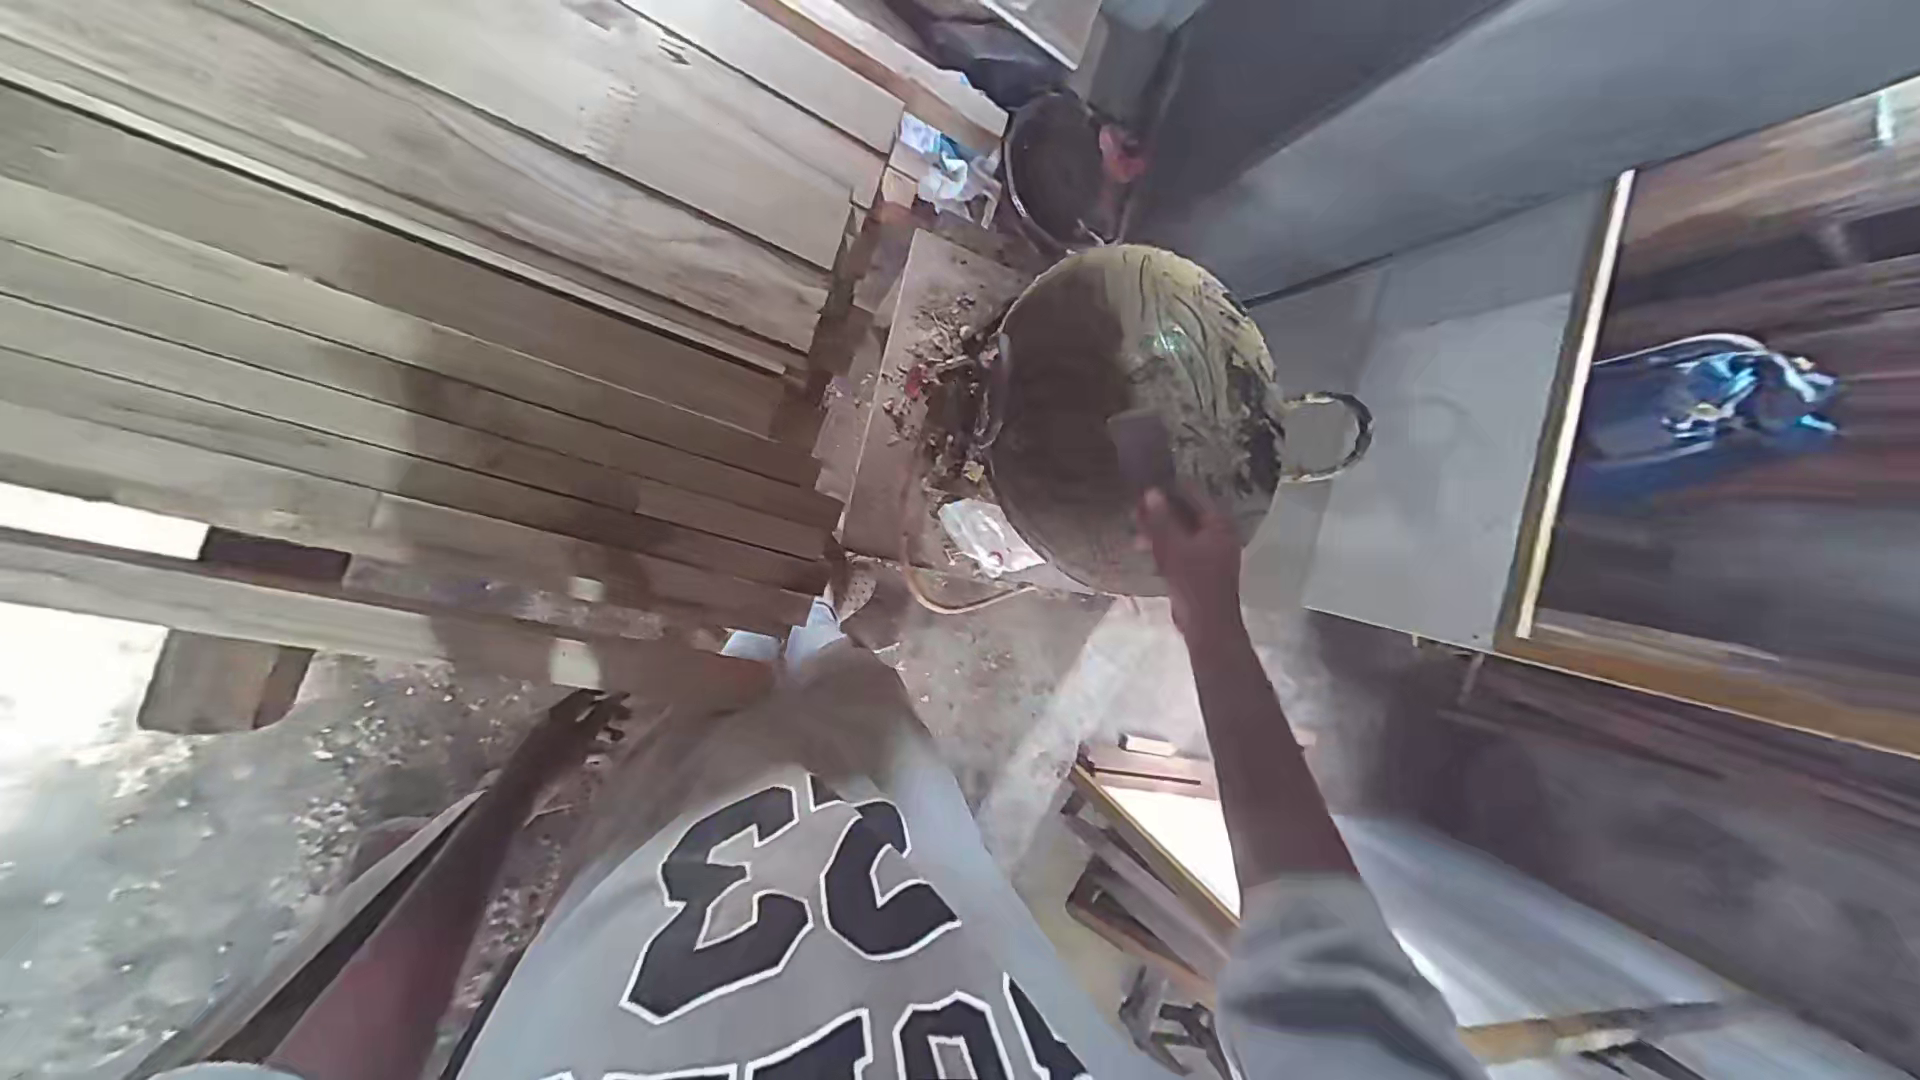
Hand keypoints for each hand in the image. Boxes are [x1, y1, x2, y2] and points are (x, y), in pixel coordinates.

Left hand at [495, 690, 628, 797]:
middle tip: (627, 723)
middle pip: (585, 712)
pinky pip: (572, 746)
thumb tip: (618, 695)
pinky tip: (600, 760)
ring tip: (618, 744)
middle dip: (607, 717)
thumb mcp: (583, 736)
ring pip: (580, 731)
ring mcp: (547, 739)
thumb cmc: (555, 763)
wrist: (520, 794)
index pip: (587, 695)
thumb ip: (602, 715)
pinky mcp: (545, 757)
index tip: (627, 702)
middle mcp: (552, 721)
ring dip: (601, 734)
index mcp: (560, 712)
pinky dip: (588, 749)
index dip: (608, 697)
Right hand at [1135, 487, 1244, 640]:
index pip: (1194, 496)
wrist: (1206, 625)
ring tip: (1134, 527)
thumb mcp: (1173, 547)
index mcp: (1218, 526)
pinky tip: (1142, 547)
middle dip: (1160, 512)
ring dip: (1158, 530)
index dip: (1170, 489)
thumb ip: (1161, 519)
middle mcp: (1217, 536)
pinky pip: (1179, 550)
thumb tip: (1150, 492)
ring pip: (1180, 533)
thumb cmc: (1194, 582)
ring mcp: (1209, 554)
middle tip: (1135, 507)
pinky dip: (1162, 547)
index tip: (1147, 483)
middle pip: (1186, 515)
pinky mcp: (1198, 570)